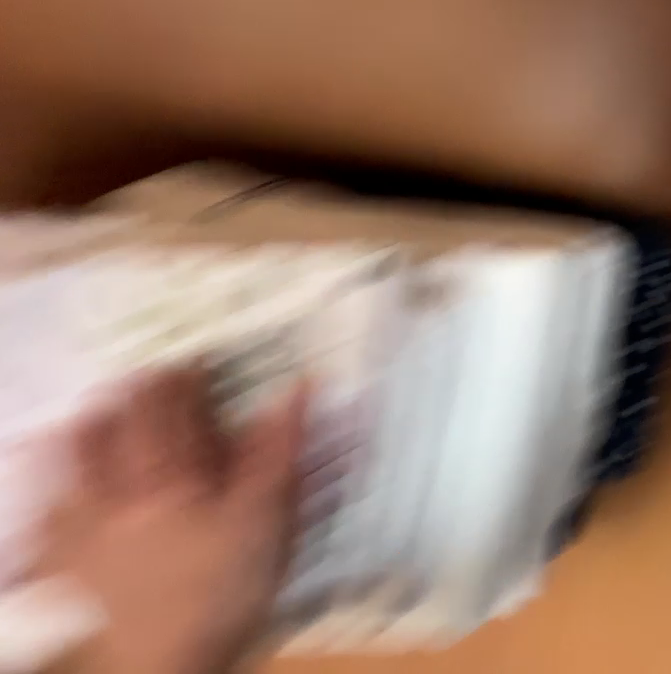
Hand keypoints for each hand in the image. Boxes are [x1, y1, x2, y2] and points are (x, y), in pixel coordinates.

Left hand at [39, 368, 307, 673]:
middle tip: (124, 381)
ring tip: (60, 428)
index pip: (171, 420)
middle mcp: (118, 505)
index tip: (187, 358)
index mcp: (172, 483)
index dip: (178, 385)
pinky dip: (41, 519)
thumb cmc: (229, 580)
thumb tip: (297, 388)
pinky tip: (46, 512)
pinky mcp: (72, 581)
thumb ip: (281, 446)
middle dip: (115, 410)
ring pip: (65, 487)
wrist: (169, 664)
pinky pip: (43, 542)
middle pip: (105, 447)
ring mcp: (85, 545)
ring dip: (65, 454)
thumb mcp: (272, 509)